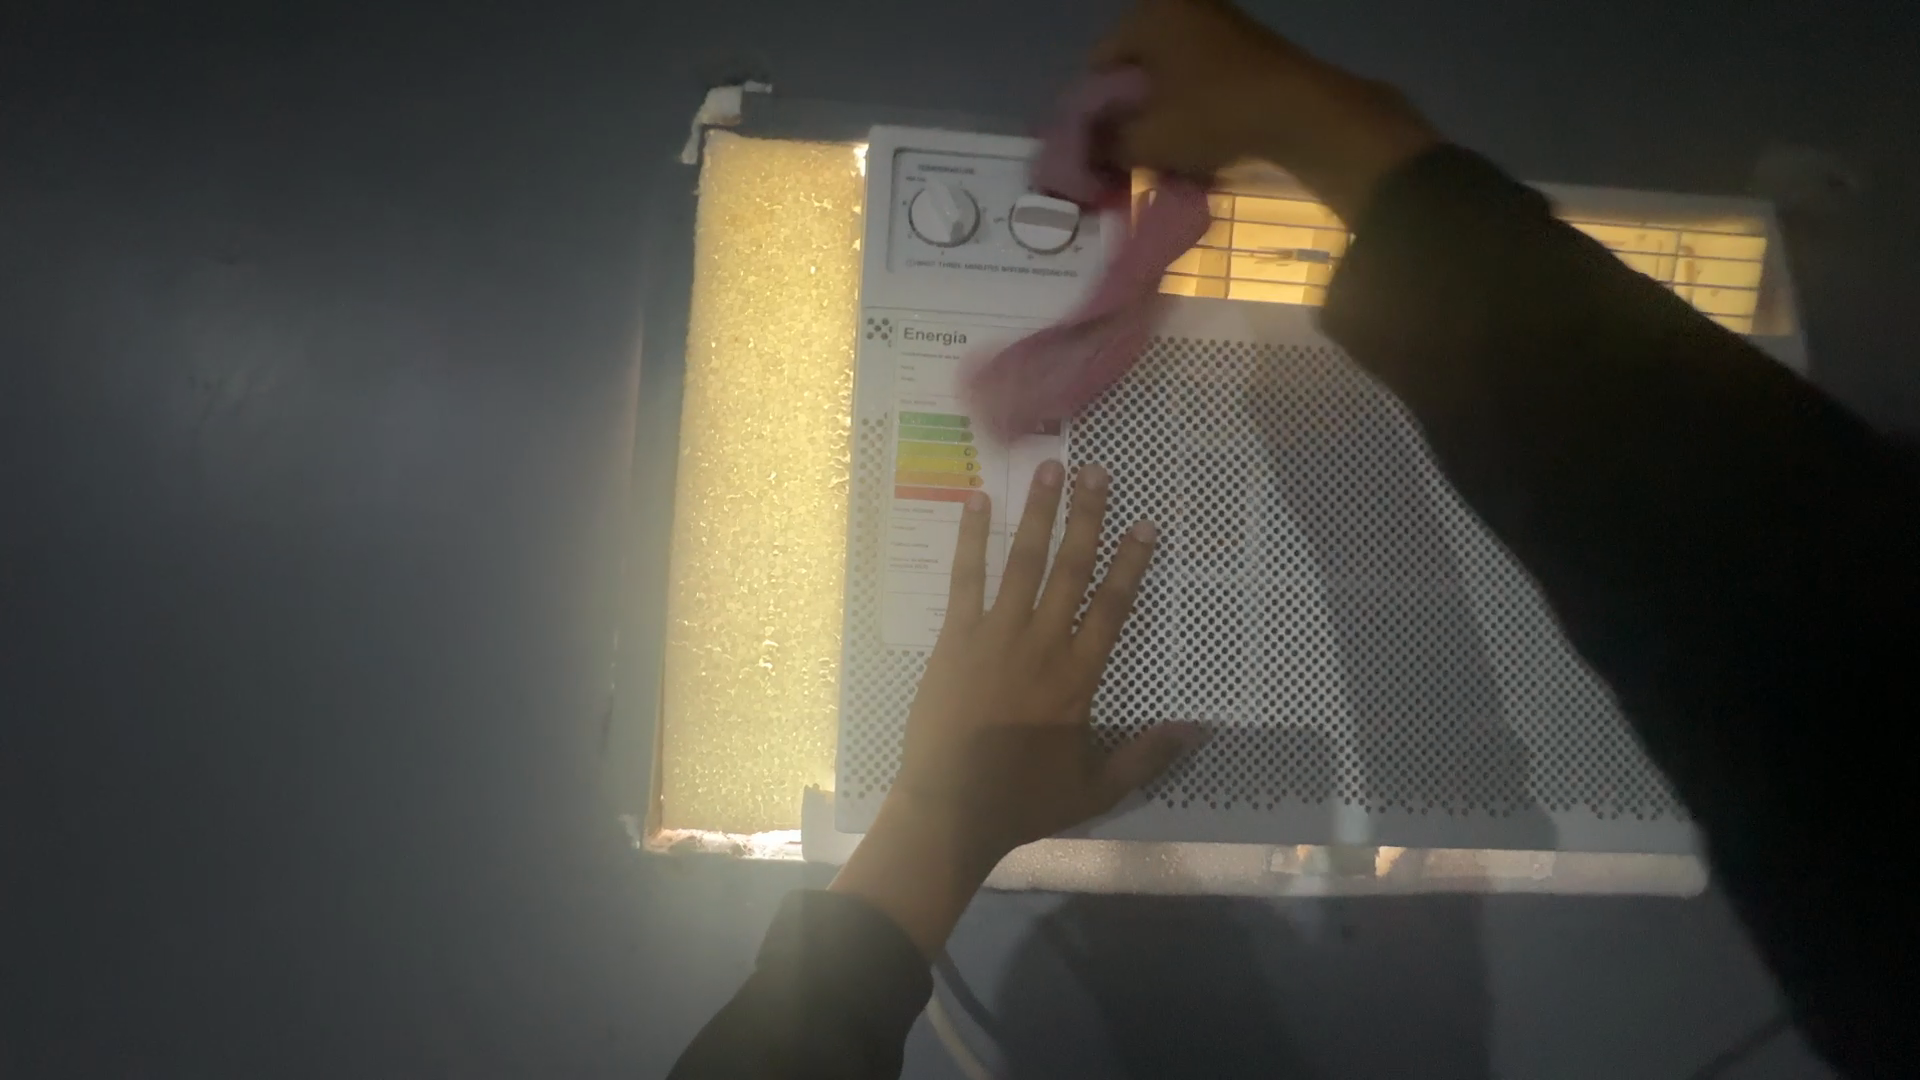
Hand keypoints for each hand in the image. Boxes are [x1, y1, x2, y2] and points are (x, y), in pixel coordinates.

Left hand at [831, 460, 1206, 954]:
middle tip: (1098, 471)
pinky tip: (976, 501)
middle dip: (1087, 518)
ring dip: (1039, 514)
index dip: (1131, 563)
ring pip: (1023, 563)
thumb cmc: (1023, 801)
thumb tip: (1200, 727)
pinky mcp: (955, 638)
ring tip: (1050, 470)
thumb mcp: (1097, 790)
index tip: (1145, 523)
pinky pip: (965, 580)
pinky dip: (972, 539)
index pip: (1113, 608)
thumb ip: (1147, 756)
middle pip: (1071, 570)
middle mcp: (1042, 644)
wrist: (950, 810)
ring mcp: (995, 636)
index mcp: (1078, 677)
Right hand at [1093, 0, 1437, 222]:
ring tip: (1159, 147)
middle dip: (1124, 110)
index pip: (1096, 64)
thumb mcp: (1146, 140)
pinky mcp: (1239, 41)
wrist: (1298, 112)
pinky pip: (1193, 72)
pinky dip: (1184, 102)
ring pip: (1162, 71)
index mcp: (1149, 15)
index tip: (1099, 147)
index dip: (1091, 111)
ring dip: (1154, 109)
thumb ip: (1104, 146)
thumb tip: (1080, 154)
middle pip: (1130, 66)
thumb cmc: (1211, 117)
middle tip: (1127, 151)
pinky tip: (1190, 133)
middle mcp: (1179, 3)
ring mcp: (1214, 18)